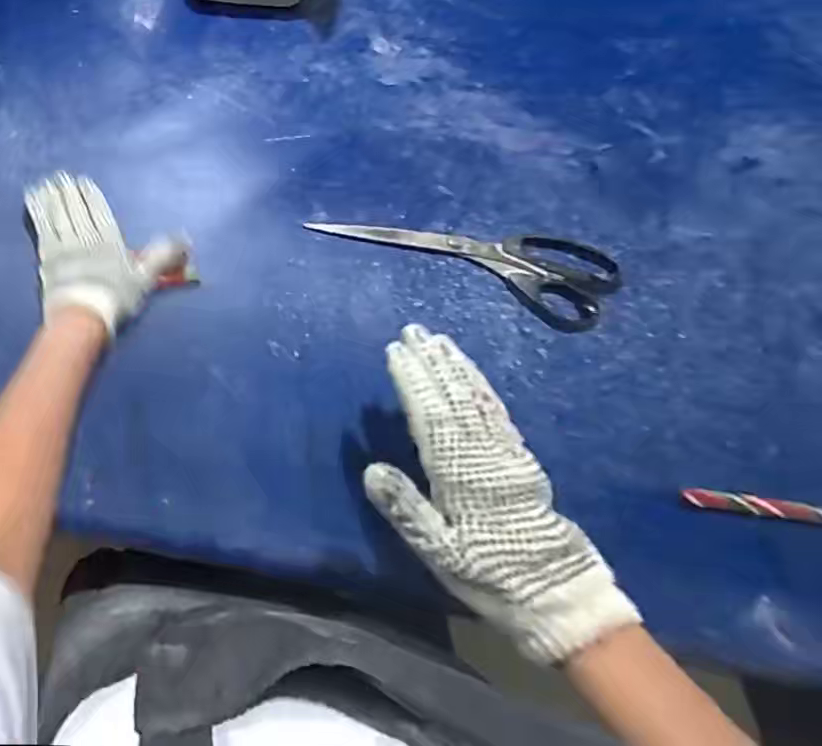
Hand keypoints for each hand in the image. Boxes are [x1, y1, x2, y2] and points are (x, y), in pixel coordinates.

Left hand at [24, 172, 191, 337]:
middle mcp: (86, 239)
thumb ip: (162, 256)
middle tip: (60, 176)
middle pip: (77, 210)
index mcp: (110, 243)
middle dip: (69, 192)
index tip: (82, 181)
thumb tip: (184, 239)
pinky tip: (32, 199)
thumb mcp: (145, 279)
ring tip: (45, 183)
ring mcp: (64, 246)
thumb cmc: (117, 301)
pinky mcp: (46, 256)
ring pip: (58, 215)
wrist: (82, 316)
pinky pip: (42, 227)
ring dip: (52, 197)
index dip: (91, 196)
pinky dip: (37, 211)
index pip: (99, 212)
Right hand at [364, 325, 640, 664]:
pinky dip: (483, 392)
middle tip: (416, 331)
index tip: (395, 350)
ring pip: (480, 404)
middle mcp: (487, 459)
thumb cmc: (489, 574)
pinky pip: (499, 418)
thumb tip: (371, 469)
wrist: (563, 603)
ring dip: (459, 370)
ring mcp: (509, 460)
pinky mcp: (523, 466)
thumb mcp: (438, 550)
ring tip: (441, 343)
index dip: (413, 381)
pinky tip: (473, 380)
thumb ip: (405, 508)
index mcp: (462, 475)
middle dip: (435, 363)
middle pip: (457, 401)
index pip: (431, 416)